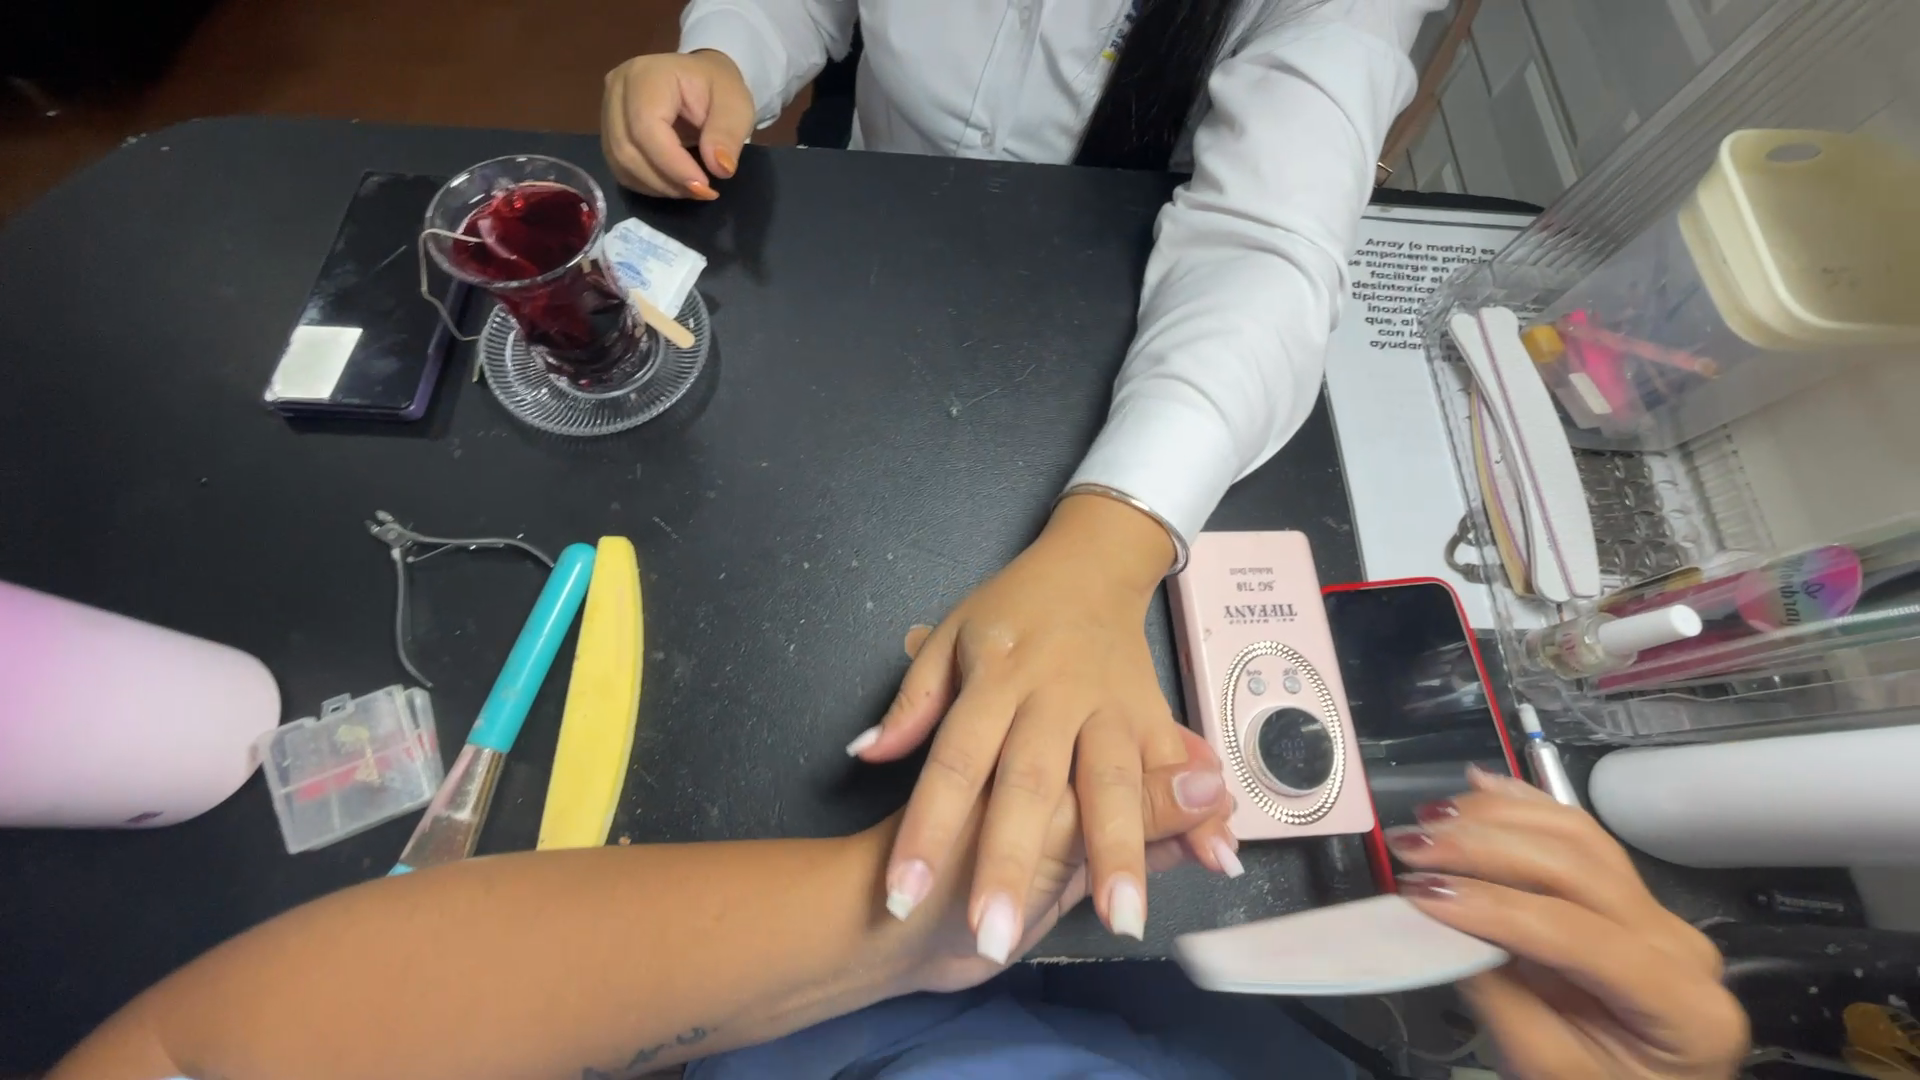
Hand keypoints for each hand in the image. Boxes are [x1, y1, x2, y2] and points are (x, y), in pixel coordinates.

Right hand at [601, 49, 752, 198]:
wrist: (702, 81)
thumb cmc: (718, 89)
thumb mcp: (737, 105)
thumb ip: (728, 134)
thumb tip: (719, 168)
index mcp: (647, 75)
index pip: (646, 127)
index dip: (673, 165)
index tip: (705, 188)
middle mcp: (618, 88)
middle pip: (627, 149)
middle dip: (667, 181)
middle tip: (703, 191)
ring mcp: (609, 110)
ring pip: (621, 163)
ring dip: (658, 186)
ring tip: (691, 188)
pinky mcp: (610, 131)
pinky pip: (621, 169)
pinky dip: (648, 185)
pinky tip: (673, 184)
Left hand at [848, 494, 1240, 961]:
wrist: (1092, 560)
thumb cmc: (1011, 607)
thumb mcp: (951, 635)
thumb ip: (915, 700)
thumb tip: (865, 754)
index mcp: (994, 677)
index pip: (955, 760)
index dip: (926, 827)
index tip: (898, 896)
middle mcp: (1052, 695)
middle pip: (1029, 783)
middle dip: (1012, 861)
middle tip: (992, 935)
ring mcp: (1110, 704)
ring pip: (1113, 780)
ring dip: (1118, 850)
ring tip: (1120, 920)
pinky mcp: (1154, 711)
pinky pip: (1176, 765)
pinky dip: (1201, 810)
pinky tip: (1218, 856)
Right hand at [1388, 767, 1748, 1078]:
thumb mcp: (1541, 1063)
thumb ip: (1494, 990)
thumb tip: (1431, 918)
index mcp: (1685, 1008)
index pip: (1578, 935)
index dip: (1493, 906)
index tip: (1416, 894)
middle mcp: (1679, 943)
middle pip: (1575, 867)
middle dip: (1480, 847)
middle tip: (1407, 846)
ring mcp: (1654, 909)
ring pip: (1573, 833)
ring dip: (1491, 815)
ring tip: (1425, 818)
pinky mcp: (1622, 887)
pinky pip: (1573, 827)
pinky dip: (1517, 799)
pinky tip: (1473, 783)